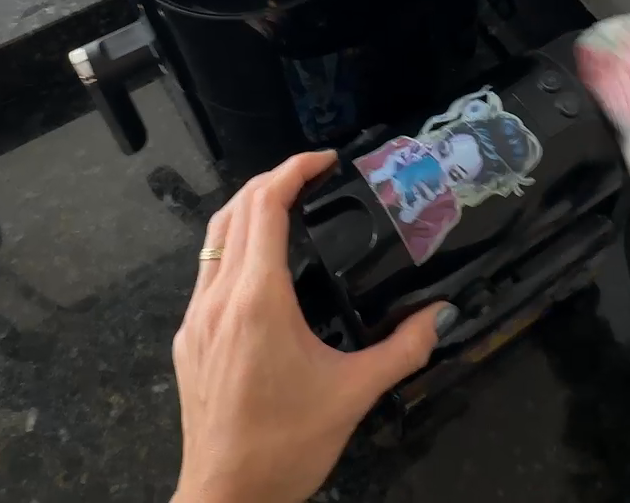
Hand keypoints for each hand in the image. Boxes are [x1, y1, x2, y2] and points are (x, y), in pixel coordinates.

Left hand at [171, 150, 448, 502]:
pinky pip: (207, 268)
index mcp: (258, 297)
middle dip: (274, 177)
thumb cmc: (286, 444)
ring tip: (287, 202)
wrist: (224, 500)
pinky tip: (260, 262)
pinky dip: (234, 242)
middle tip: (313, 175)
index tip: (325, 160)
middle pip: (237, 207)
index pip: (265, 205)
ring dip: (249, 206)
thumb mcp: (354, 393)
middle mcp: (219, 296)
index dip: (293, 169)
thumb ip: (404, 348)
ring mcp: (196, 316)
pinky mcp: (188, 336)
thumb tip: (442, 314)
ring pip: (215, 235)